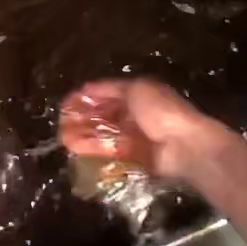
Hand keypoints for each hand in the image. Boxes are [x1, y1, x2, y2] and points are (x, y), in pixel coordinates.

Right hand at [57, 77, 227, 179]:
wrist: (184, 144)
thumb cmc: (161, 110)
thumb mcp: (136, 89)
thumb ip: (111, 89)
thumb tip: (88, 88)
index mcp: (139, 94)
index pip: (109, 93)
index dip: (88, 96)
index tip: (67, 102)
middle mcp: (137, 114)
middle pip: (106, 115)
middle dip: (84, 117)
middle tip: (61, 122)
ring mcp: (136, 136)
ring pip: (105, 134)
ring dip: (85, 134)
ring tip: (63, 138)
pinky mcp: (136, 157)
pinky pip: (112, 152)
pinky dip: (94, 149)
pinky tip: (76, 149)